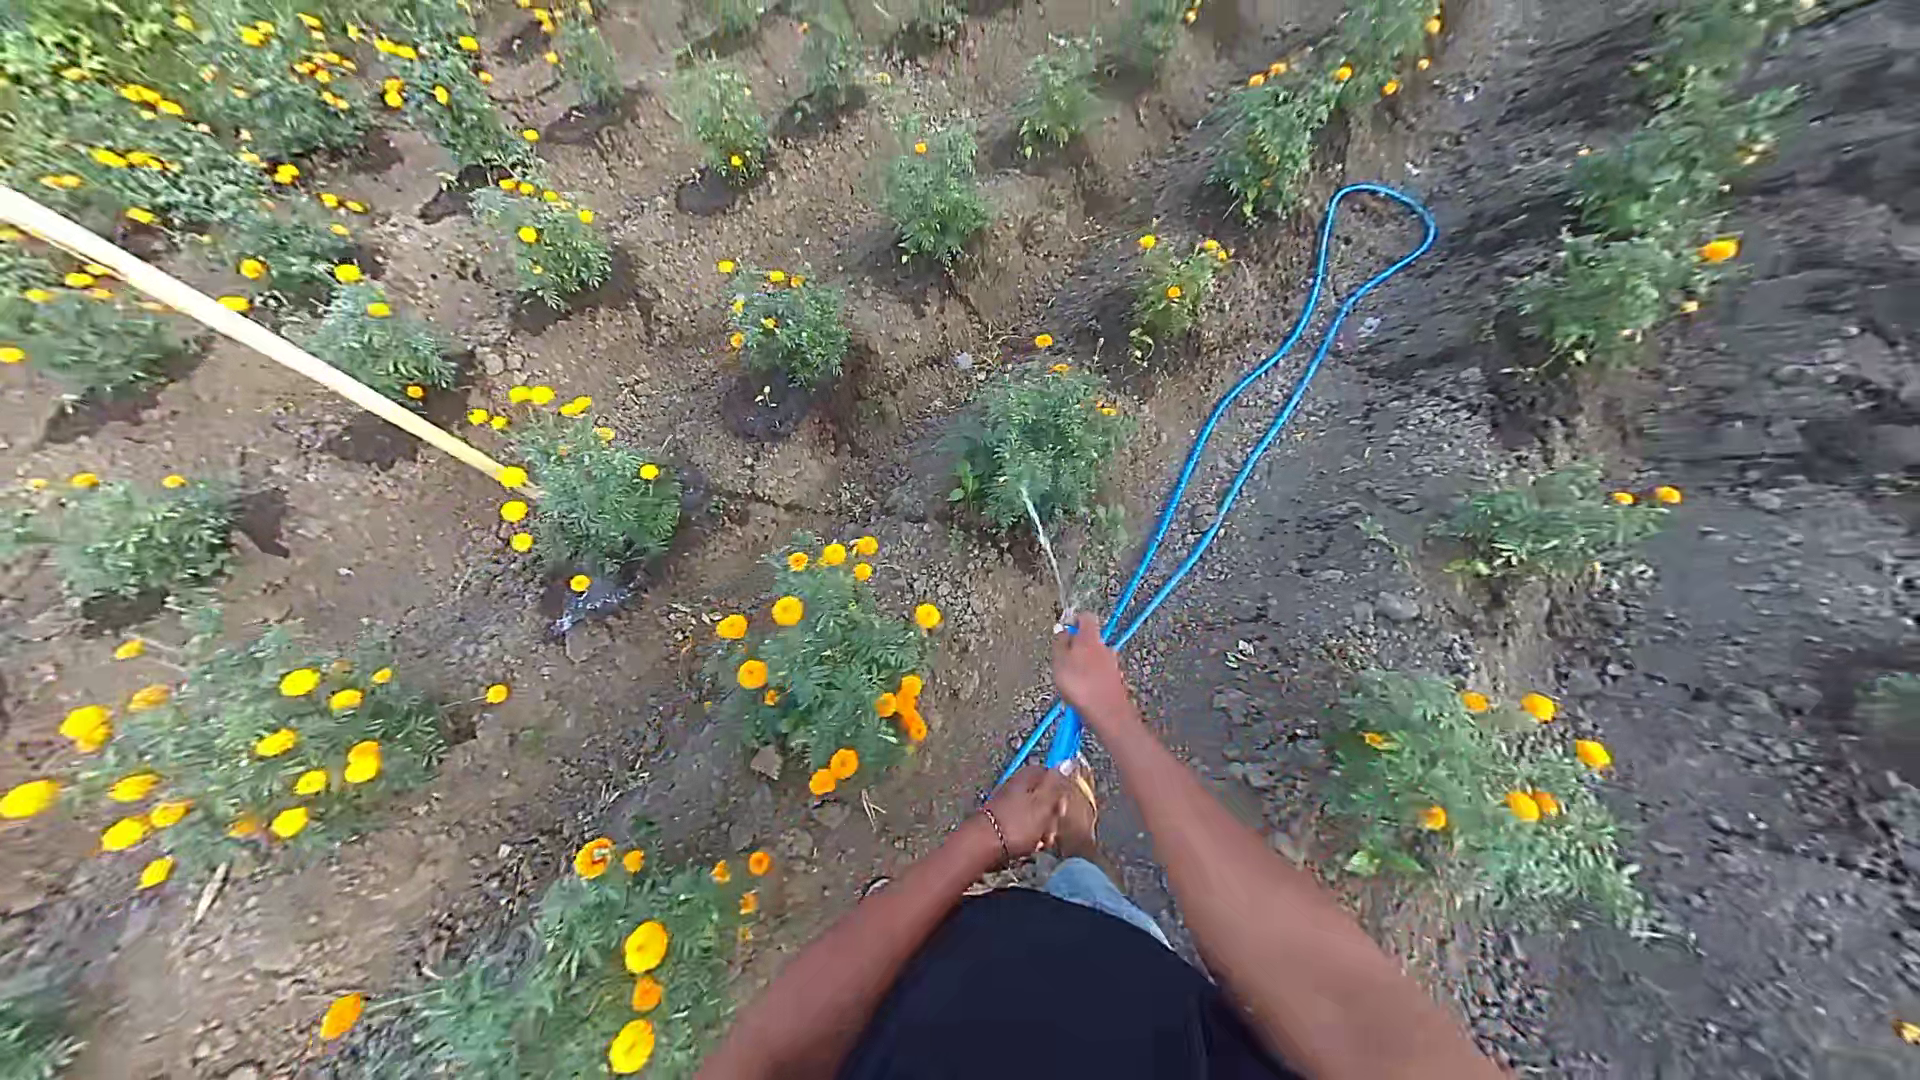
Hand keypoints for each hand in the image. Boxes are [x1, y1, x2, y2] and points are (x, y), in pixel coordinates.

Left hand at [979, 764, 1074, 864]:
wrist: (984, 844)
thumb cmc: (1018, 823)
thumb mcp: (1044, 802)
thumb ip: (1056, 782)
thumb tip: (1069, 760)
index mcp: (1027, 777)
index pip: (1052, 776)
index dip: (1060, 793)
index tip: (1061, 809)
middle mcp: (1017, 785)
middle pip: (1045, 797)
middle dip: (1051, 815)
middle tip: (1049, 829)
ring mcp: (1009, 803)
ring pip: (1036, 814)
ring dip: (1042, 829)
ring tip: (1039, 841)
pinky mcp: (1004, 820)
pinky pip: (1024, 825)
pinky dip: (1029, 835)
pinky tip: (1029, 845)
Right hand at [1051, 612, 1135, 727]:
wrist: (1106, 714)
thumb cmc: (1081, 686)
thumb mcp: (1059, 660)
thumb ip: (1060, 642)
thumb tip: (1062, 631)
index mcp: (1091, 638)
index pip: (1085, 617)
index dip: (1074, 620)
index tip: (1064, 629)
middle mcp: (1105, 647)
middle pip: (1089, 639)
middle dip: (1075, 647)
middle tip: (1062, 661)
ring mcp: (1112, 665)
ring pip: (1093, 658)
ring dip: (1082, 665)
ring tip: (1069, 681)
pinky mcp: (1114, 681)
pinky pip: (1098, 674)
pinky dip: (1089, 679)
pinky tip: (1080, 692)